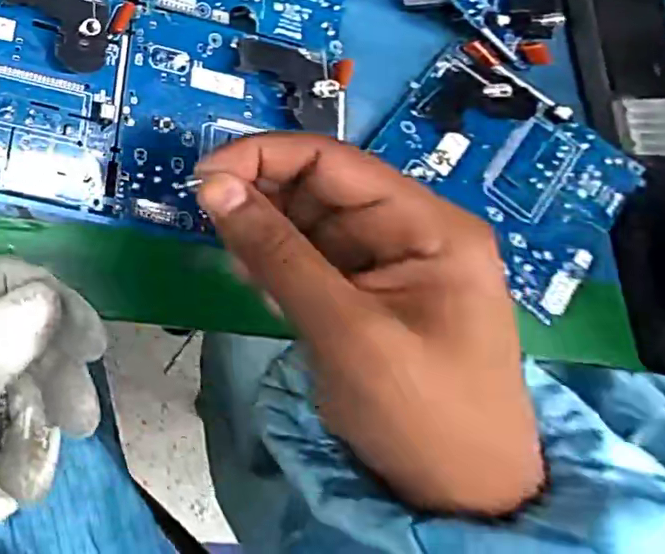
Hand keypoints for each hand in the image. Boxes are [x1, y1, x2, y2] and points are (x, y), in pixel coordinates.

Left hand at [0, 256, 106, 553]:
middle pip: (33, 334)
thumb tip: (48, 297)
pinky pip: (26, 435)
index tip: (90, 345)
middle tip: (75, 420)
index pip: (8, 279)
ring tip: (5, 477)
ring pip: (37, 391)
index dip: (54, 302)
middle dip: (52, 383)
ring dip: (33, 440)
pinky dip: (19, 468)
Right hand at [195, 132, 543, 515]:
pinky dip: (268, 260)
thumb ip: (275, 252)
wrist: (460, 507)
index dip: (261, 156)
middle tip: (216, 230)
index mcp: (427, 225)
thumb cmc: (423, 418)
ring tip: (245, 273)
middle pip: (310, 183)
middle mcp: (404, 227)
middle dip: (258, 200)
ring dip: (259, 234)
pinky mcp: (356, 282)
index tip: (204, 177)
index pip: (330, 159)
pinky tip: (262, 289)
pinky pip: (297, 248)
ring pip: (297, 214)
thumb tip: (210, 185)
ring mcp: (380, 255)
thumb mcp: (346, 331)